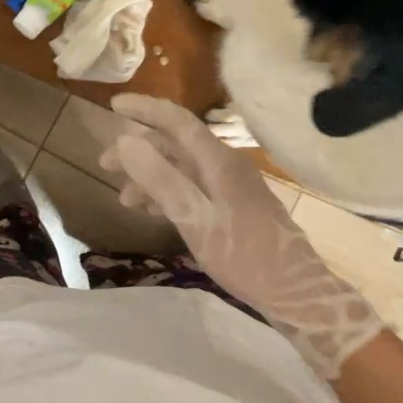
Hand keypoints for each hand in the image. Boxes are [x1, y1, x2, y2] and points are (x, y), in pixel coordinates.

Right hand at [100, 94, 385, 377]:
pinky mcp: (233, 206)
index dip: (145, 109)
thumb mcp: (194, 220)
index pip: (177, 120)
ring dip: (149, 176)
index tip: (114, 106)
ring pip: (180, 168)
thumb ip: (159, 179)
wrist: (297, 296)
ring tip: (124, 199)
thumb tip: (124, 140)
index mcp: (219, 161)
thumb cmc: (245, 257)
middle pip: (175, 144)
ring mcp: (231, 186)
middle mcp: (225, 166)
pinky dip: (167, 193)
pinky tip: (151, 211)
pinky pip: (191, 187)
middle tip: (104, 165)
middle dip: (138, 150)